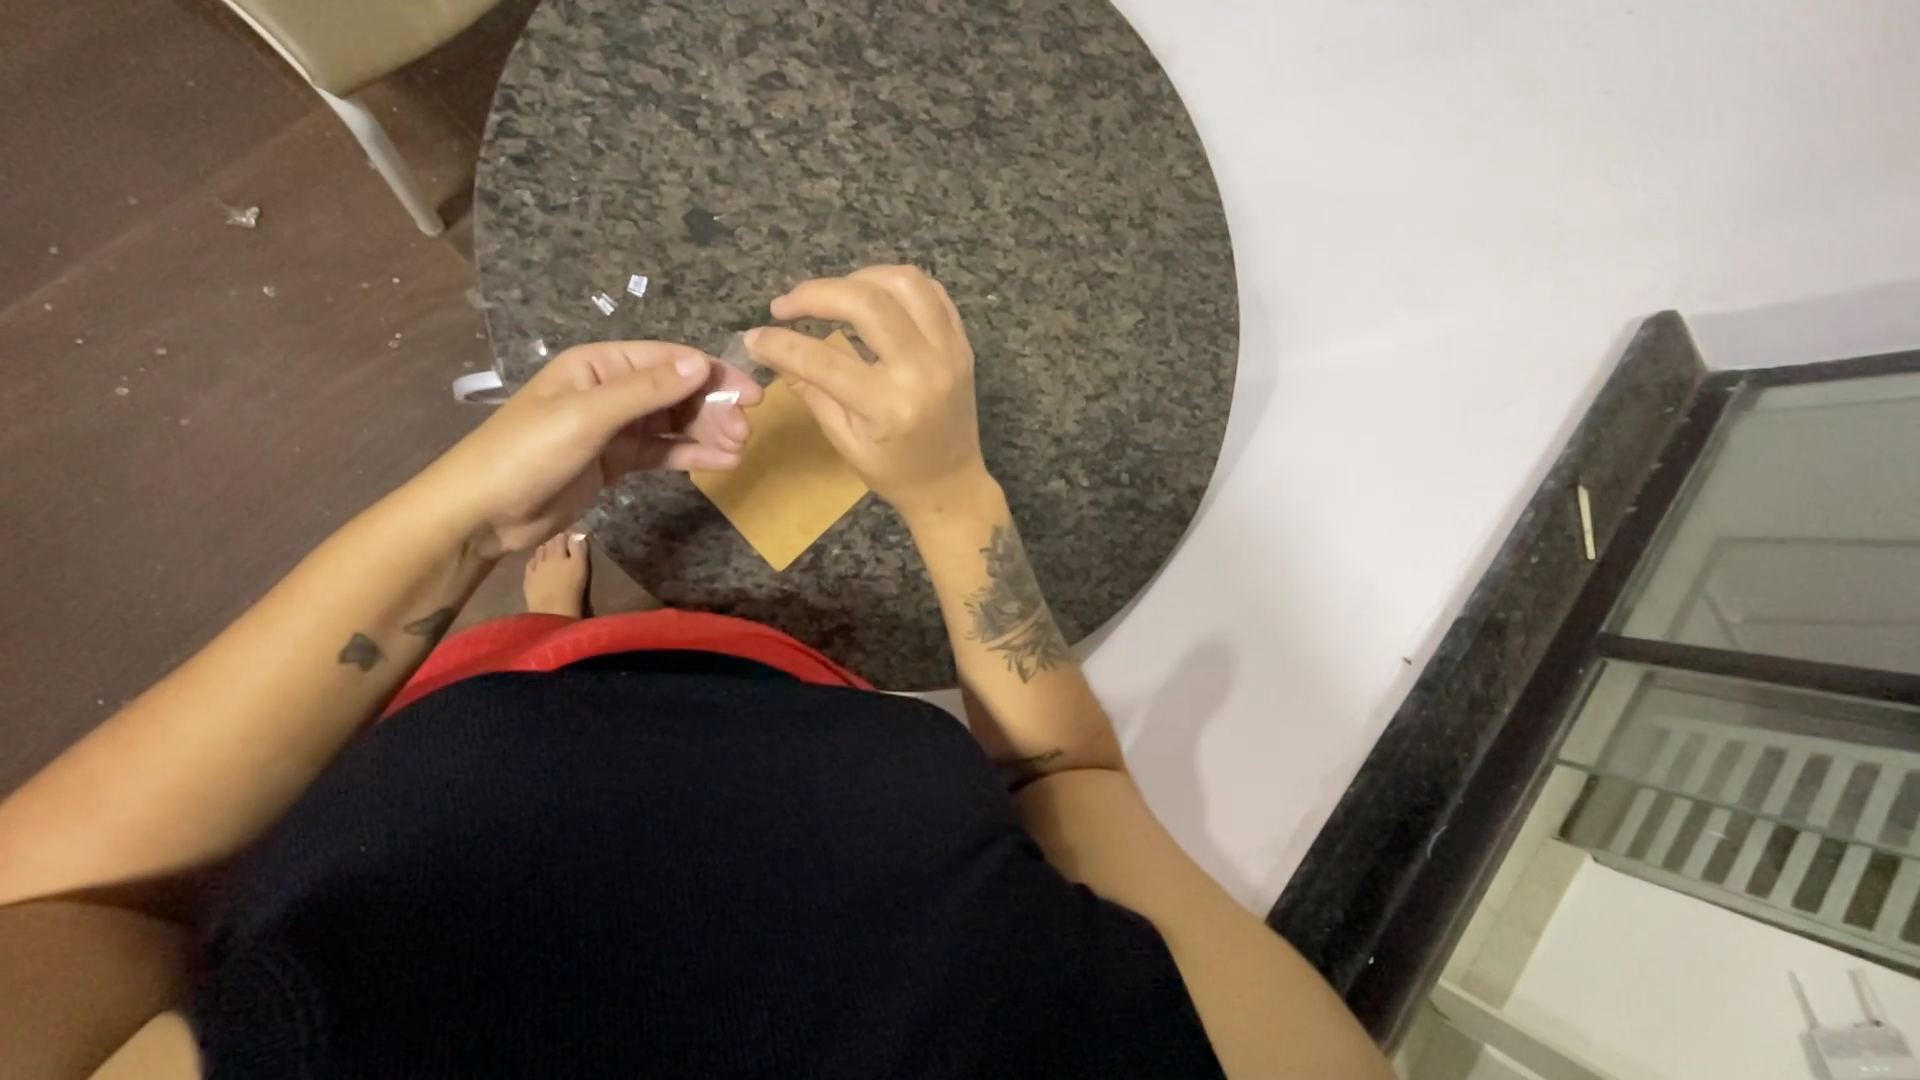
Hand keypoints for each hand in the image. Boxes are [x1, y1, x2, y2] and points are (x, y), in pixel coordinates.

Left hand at [419, 340, 762, 554]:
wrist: (484, 512)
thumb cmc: (528, 452)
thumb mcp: (588, 415)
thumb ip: (646, 390)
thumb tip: (701, 364)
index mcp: (599, 366)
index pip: (668, 360)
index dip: (712, 374)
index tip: (751, 393)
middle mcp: (611, 391)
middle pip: (676, 392)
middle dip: (713, 408)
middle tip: (746, 431)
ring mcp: (615, 428)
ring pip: (674, 423)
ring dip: (708, 433)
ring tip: (739, 449)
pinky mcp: (617, 461)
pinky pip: (663, 452)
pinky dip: (691, 456)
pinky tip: (721, 463)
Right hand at [744, 265, 988, 513]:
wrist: (953, 484)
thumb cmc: (895, 473)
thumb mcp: (846, 441)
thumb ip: (810, 390)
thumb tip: (768, 348)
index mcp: (890, 406)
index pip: (822, 359)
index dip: (780, 343)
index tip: (755, 336)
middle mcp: (923, 370)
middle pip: (866, 301)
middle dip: (815, 293)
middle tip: (786, 305)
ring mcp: (949, 352)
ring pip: (904, 282)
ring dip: (859, 278)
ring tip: (832, 296)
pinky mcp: (962, 344)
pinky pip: (932, 292)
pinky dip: (897, 285)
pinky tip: (872, 298)